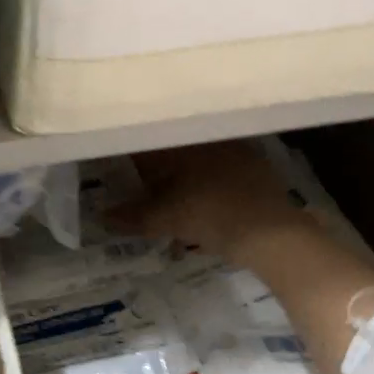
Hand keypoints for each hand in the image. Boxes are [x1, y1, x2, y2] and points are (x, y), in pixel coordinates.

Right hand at [106, 142, 308, 258]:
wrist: (270, 232)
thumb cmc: (209, 216)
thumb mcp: (163, 220)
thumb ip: (130, 216)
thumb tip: (102, 215)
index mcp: (182, 146)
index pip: (149, 144)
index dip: (132, 156)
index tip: (121, 168)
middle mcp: (208, 141)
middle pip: (175, 150)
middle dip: (159, 167)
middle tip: (147, 187)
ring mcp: (237, 152)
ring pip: (200, 160)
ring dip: (186, 176)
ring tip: (176, 198)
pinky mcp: (258, 169)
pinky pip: (223, 172)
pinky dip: (210, 184)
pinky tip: (206, 203)